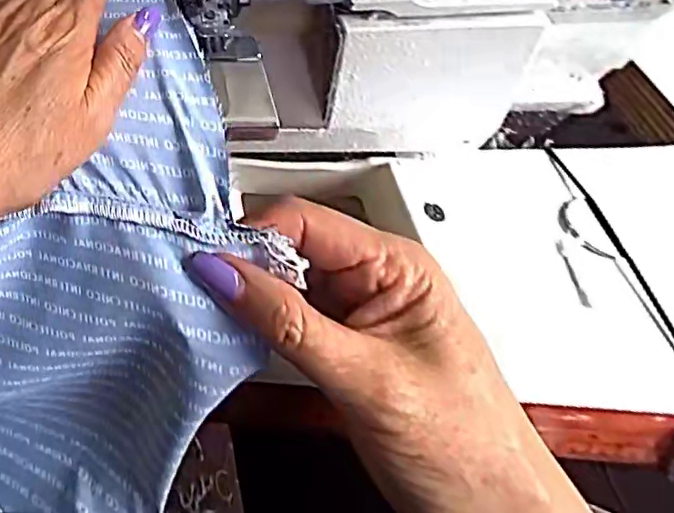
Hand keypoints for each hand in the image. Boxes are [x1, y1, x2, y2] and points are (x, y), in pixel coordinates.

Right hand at [187, 198, 586, 512]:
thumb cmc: (469, 453)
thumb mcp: (366, 380)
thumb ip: (288, 322)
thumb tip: (225, 271)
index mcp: (396, 263)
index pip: (306, 219)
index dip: (253, 230)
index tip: (210, 254)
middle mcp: (375, 276)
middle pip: (291, 243)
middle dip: (247, 260)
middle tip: (204, 281)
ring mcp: (357, 310)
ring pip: (285, 278)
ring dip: (251, 292)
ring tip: (214, 305)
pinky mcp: (343, 341)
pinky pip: (288, 314)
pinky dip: (261, 320)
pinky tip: (239, 330)